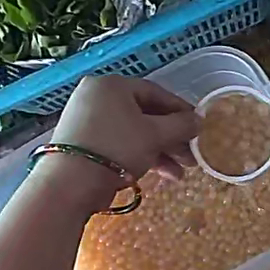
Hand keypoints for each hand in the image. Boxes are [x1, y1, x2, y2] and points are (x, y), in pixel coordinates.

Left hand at [50, 75, 199, 194]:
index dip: (181, 110)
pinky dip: (142, 157)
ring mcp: (88, 122)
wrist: (70, 183)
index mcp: (112, 86)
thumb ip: (181, 125)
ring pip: (135, 133)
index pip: (155, 93)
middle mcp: (98, 98)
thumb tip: (199, 120)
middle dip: (172, 138)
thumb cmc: (117, 146)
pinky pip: (121, 145)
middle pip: (145, 115)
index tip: (199, 126)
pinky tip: (163, 175)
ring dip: (161, 152)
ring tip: (182, 173)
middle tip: (192, 155)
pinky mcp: (85, 145)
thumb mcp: (155, 135)